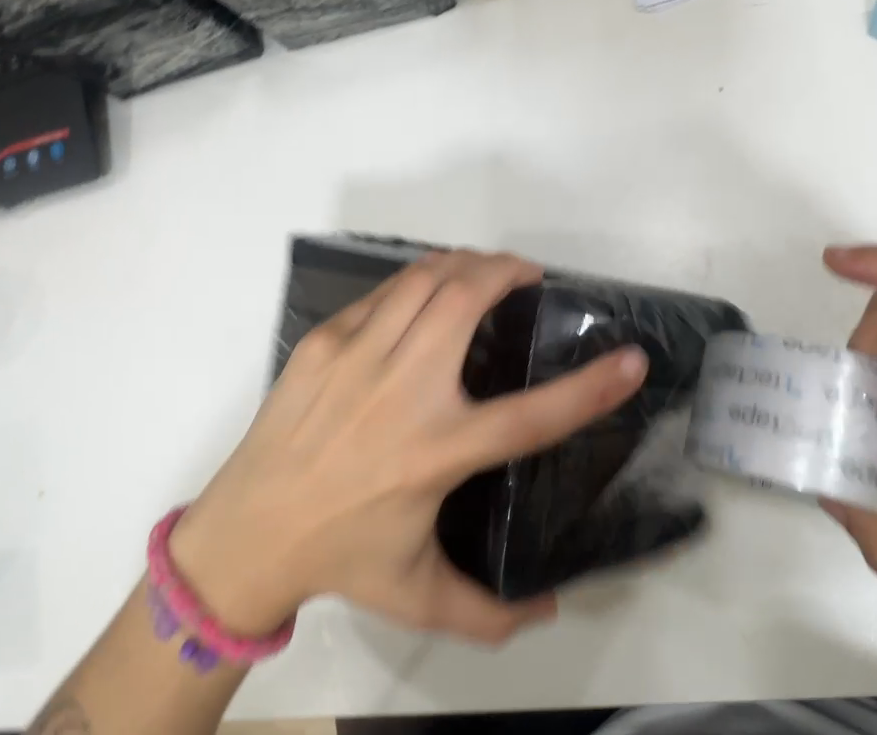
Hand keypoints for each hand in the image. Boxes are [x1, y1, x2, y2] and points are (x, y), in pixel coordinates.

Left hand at [167, 250, 648, 643]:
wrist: (245, 532)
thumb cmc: (340, 559)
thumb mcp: (419, 596)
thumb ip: (488, 613)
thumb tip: (550, 610)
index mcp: (436, 453)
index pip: (532, 415)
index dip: (592, 386)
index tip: (631, 358)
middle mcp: (402, 393)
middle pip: (466, 300)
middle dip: (508, 271)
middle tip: (529, 276)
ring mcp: (356, 357)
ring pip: (423, 280)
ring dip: (465, 264)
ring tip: (486, 271)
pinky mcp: (323, 343)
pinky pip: (383, 293)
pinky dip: (417, 280)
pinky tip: (427, 293)